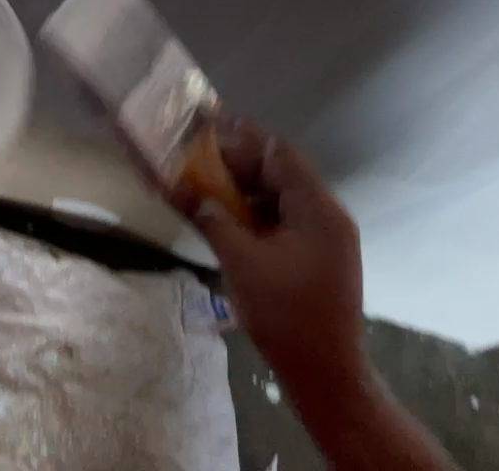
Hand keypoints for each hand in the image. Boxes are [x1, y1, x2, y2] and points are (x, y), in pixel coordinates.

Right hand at [192, 117, 366, 395]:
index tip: (206, 123)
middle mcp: (326, 215)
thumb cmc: (286, 313)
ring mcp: (324, 237)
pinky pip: (281, 219)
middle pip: (278, 172)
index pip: (279, 154)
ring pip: (278, 196)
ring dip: (241, 188)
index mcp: (317, 209)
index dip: (242, 135)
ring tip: (202, 183)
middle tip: (194, 157)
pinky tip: (223, 216)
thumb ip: (208, 216)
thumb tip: (172, 185)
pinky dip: (252, 212)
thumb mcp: (240, 260)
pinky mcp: (316, 256)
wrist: (327, 375)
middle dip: (236, 163)